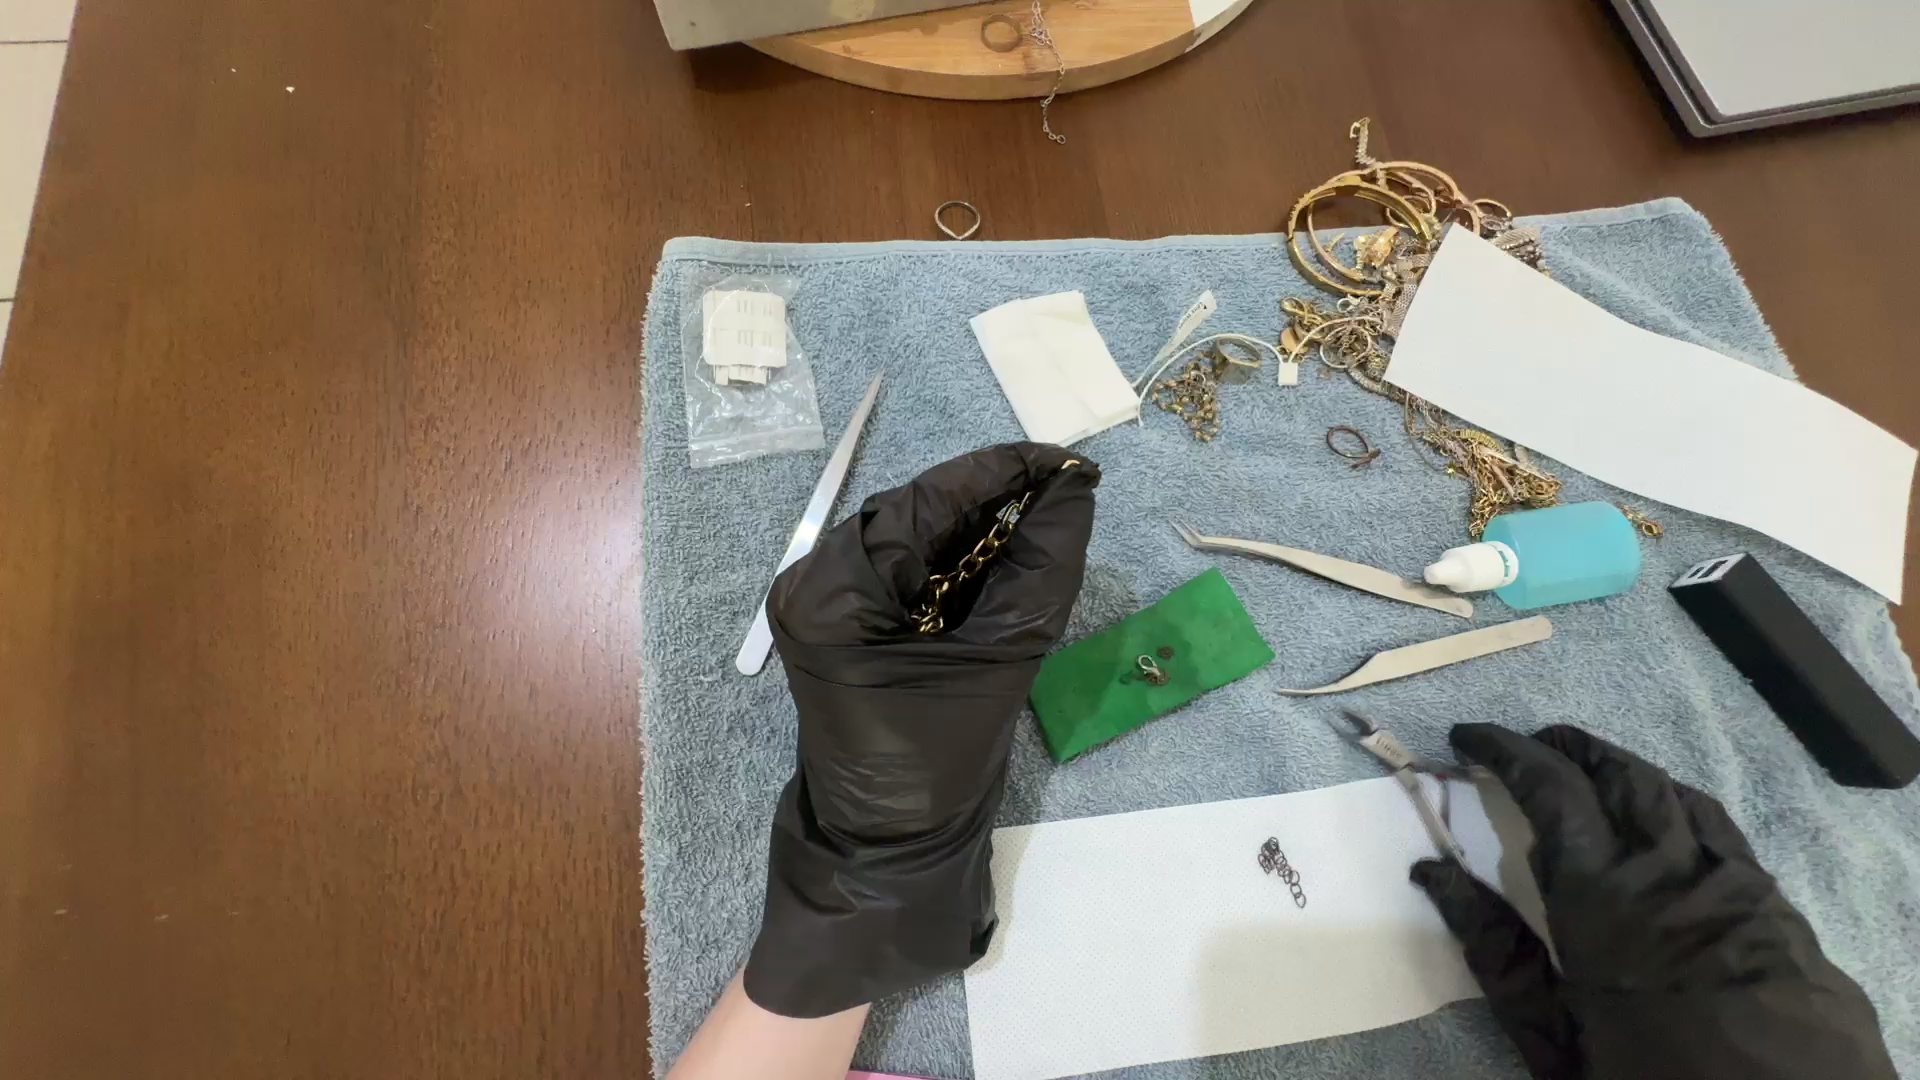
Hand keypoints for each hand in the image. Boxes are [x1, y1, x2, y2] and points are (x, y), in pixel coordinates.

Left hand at [743, 443, 1098, 1018]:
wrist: (892, 844)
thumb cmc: (942, 761)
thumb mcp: (1004, 656)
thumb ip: (1041, 567)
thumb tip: (1073, 491)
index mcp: (834, 591)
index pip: (922, 501)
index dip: (997, 471)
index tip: (1063, 459)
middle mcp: (812, 581)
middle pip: (912, 511)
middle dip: (989, 498)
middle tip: (1060, 489)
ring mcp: (820, 598)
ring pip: (909, 535)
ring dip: (974, 526)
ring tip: (1040, 516)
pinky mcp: (839, 616)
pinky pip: (903, 567)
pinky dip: (954, 558)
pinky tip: (1000, 552)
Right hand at [1412, 723, 1894, 1079]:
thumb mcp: (1550, 1036)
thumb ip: (1489, 946)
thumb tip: (1427, 870)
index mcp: (1603, 898)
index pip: (1549, 786)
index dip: (1504, 748)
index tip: (1469, 736)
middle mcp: (1674, 878)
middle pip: (1621, 774)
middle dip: (1566, 745)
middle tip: (1528, 743)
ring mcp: (1742, 896)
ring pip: (1679, 797)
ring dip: (1623, 769)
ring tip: (1587, 770)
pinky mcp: (1788, 923)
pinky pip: (1728, 839)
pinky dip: (1679, 810)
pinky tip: (1661, 832)